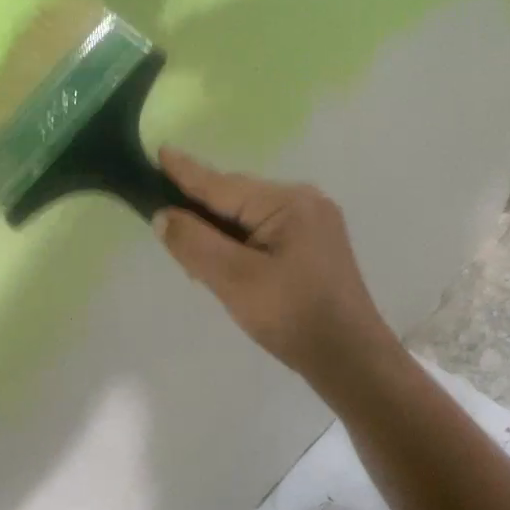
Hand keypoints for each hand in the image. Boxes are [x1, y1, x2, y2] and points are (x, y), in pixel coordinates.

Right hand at [153, 148, 396, 385]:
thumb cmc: (292, 317)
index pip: (222, 184)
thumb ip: (195, 244)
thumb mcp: (235, 280)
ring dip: (218, 233)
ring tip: (189, 254)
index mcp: (288, 203)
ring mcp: (313, 225)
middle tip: (162, 224)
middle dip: (200, 212)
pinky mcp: (315, 249)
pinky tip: (224, 264)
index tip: (159, 151)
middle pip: (236, 199)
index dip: (185, 172)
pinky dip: (238, 245)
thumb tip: (163, 216)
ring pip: (249, 219)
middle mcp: (305, 203)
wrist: (350, 359)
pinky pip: (264, 235)